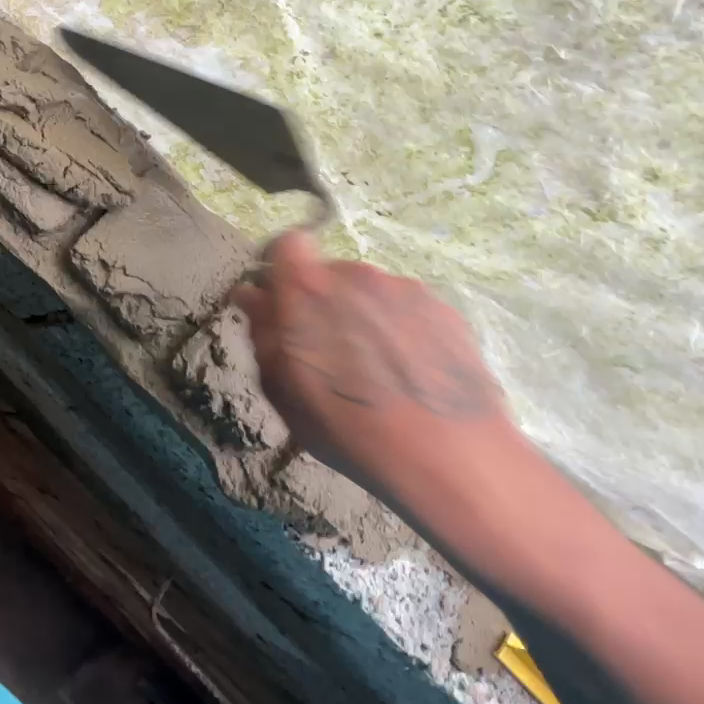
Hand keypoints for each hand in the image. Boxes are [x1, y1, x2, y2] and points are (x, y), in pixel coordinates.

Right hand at [231, 230, 519, 515]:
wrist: (451, 457)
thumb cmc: (346, 425)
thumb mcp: (280, 388)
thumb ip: (261, 331)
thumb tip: (252, 296)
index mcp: (307, 288)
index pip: (285, 245)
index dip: (281, 269)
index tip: (280, 303)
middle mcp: (357, 276)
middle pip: (329, 272)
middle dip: (321, 301)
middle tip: (325, 351)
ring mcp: (406, 291)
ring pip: (370, 292)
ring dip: (362, 316)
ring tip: (374, 368)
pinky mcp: (446, 311)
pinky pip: (407, 310)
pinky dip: (400, 331)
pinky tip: (408, 374)